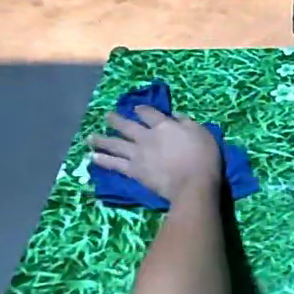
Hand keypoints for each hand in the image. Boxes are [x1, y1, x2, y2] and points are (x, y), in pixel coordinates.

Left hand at [88, 105, 221, 204]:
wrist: (193, 184)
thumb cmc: (203, 158)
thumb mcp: (202, 132)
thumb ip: (187, 122)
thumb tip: (176, 115)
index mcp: (164, 125)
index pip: (149, 113)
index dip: (141, 110)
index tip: (136, 109)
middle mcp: (147, 136)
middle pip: (127, 125)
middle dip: (116, 120)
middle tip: (107, 116)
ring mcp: (138, 154)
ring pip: (115, 144)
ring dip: (101, 139)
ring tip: (90, 137)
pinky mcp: (134, 171)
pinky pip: (115, 164)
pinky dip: (103, 160)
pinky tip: (92, 157)